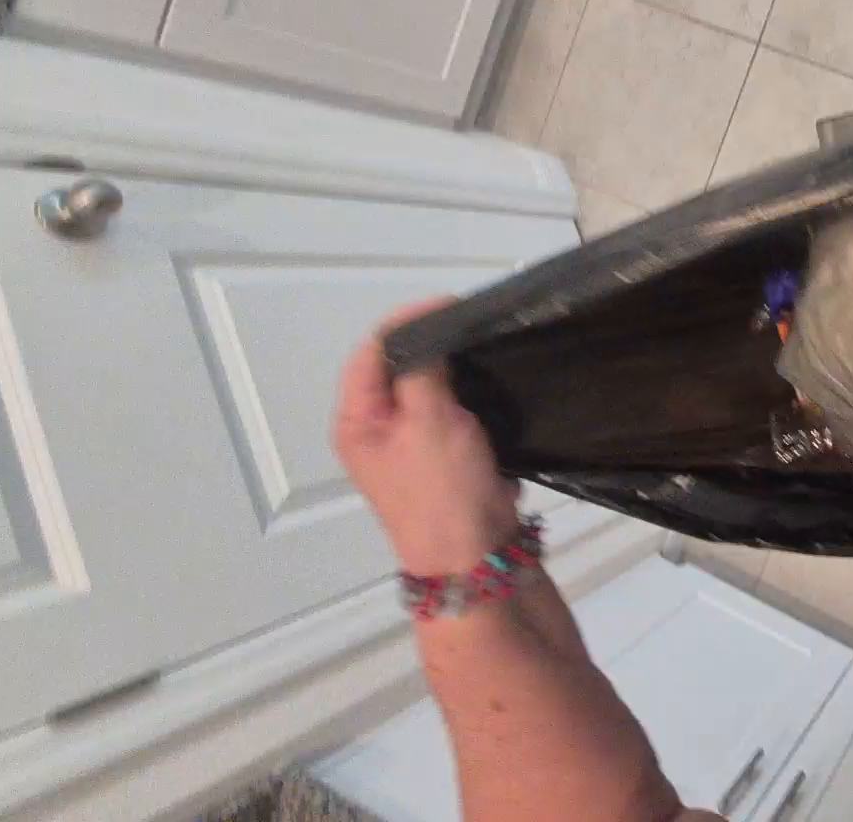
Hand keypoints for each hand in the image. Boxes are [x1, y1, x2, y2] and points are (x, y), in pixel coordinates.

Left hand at [333, 298, 518, 574]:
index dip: (408, 323)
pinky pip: (453, 406)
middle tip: (473, 322)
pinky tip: (493, 378)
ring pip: (428, 386)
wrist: (472, 549)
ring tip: (485, 343)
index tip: (452, 305)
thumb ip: (423, 373)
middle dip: (432, 340)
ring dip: (452, 364)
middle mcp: (378, 426)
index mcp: (359, 420)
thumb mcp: (430, 423)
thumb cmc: (442, 487)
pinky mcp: (446, 450)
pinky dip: (470, 388)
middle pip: (397, 367)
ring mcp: (412, 440)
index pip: (372, 353)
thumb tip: (428, 333)